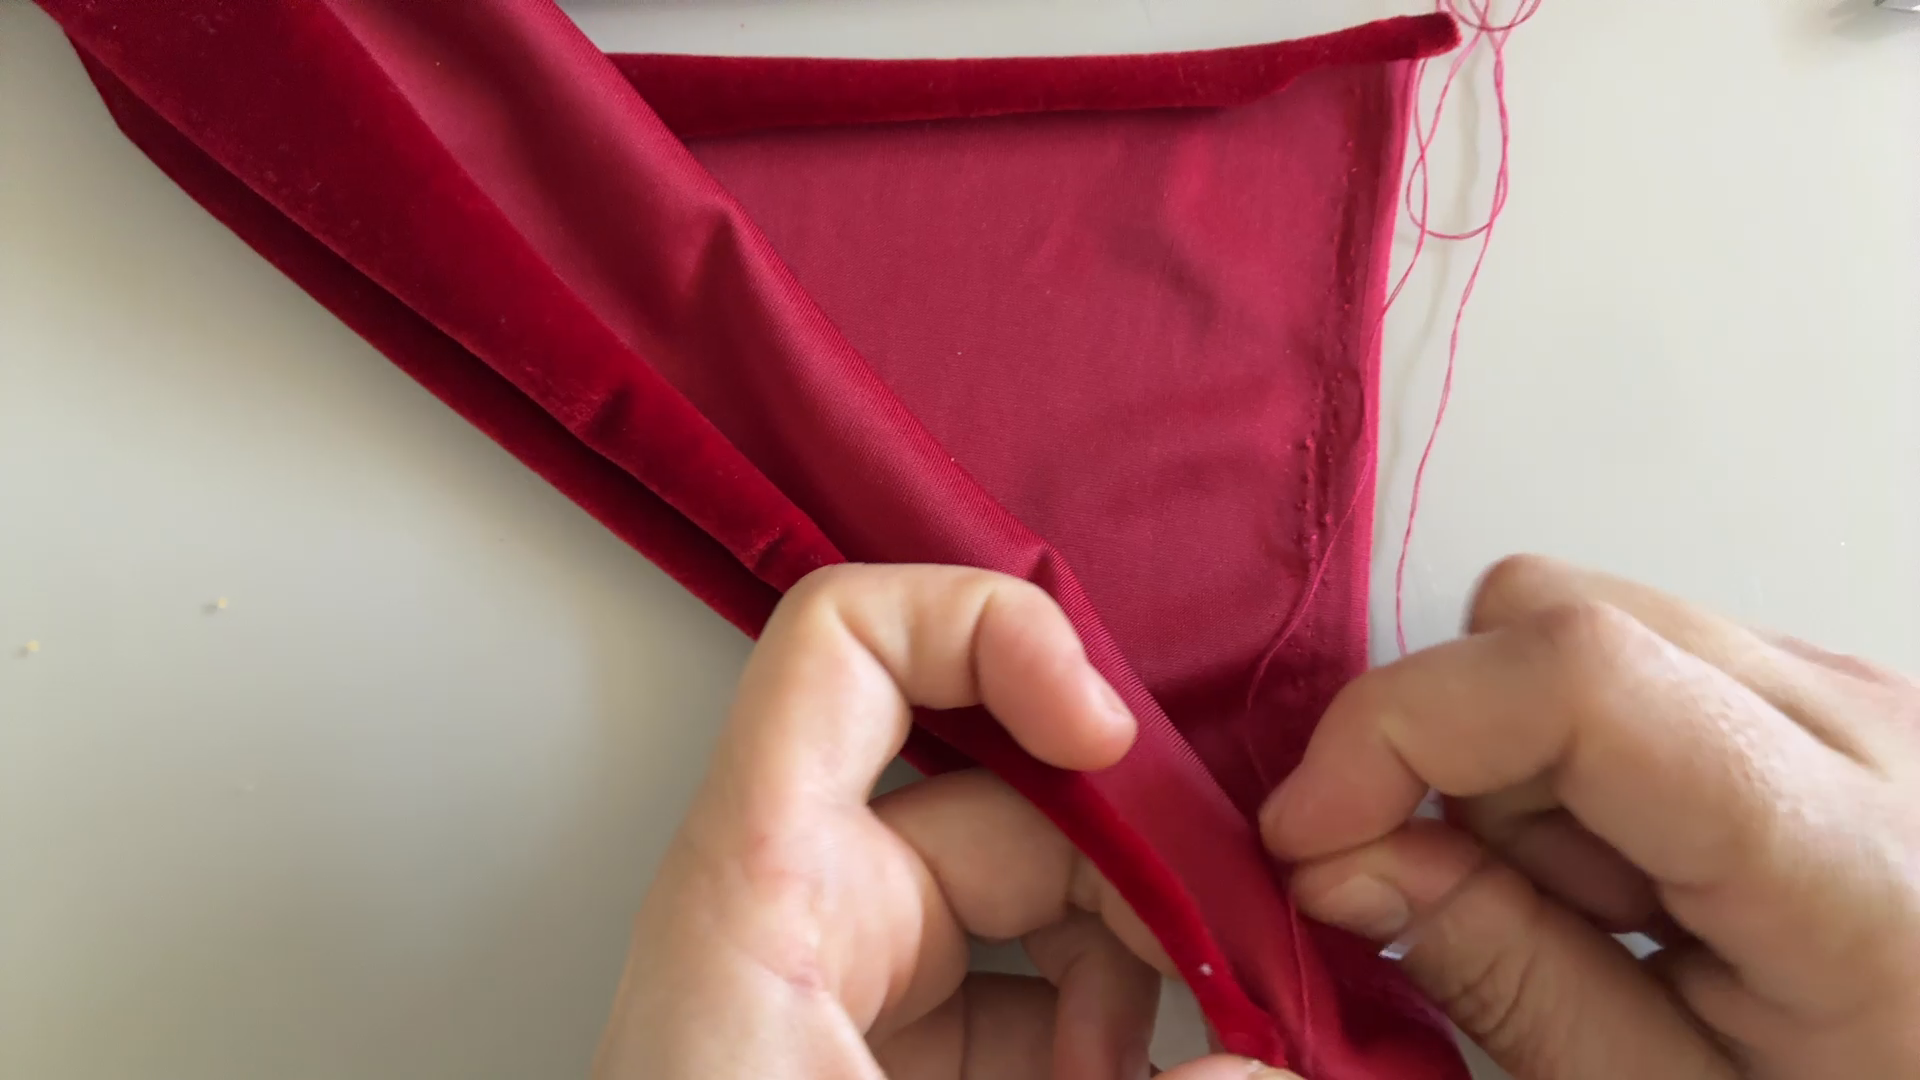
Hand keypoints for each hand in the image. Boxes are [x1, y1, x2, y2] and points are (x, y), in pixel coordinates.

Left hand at [595, 565, 1292, 1079]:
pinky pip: (1022, 969)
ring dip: (1132, 945)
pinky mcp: (892, 1029)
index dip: (982, 629)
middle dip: (1126, 833)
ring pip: (1027, 873)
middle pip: (989, 772)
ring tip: (1211, 1042)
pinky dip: (1102, 1012)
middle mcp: (801, 894)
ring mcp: (851, 959)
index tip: (1101, 731)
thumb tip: (1269, 1073)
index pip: (843, 640)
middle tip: (1233, 933)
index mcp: (758, 885)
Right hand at [1262, 556, 1919, 1079]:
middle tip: (1475, 880)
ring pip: (1555, 625)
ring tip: (1582, 893)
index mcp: (1868, 863)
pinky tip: (1621, 861)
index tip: (1303, 828)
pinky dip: (1544, 752)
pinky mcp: (1802, 687)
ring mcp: (1843, 688)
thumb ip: (1499, 972)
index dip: (1393, 727)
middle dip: (1444, 744)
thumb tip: (1331, 865)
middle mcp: (1871, 725)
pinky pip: (1598, 660)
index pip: (1574, 680)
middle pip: (1543, 618)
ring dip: (1497, 755)